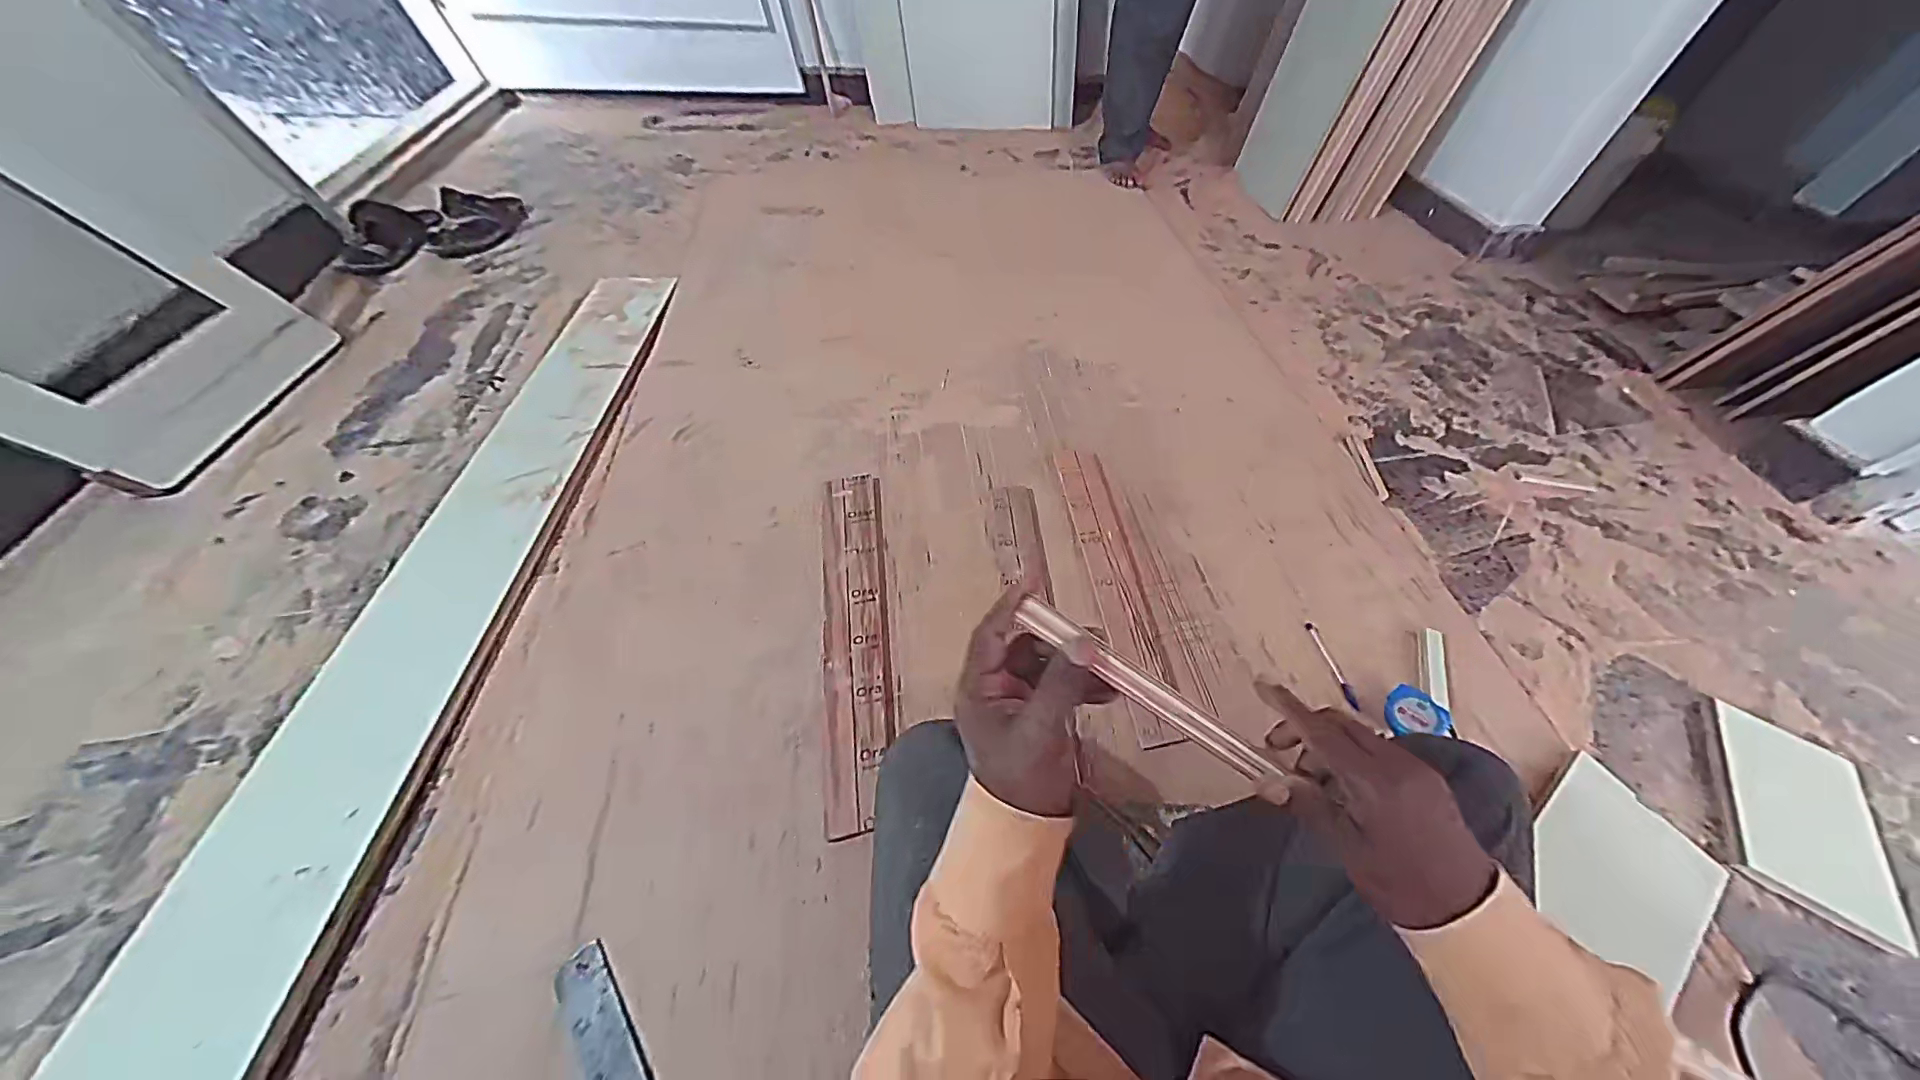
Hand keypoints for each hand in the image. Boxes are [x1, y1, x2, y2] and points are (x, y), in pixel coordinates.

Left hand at [953, 583, 1115, 816]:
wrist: (1027, 826)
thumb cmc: (1021, 780)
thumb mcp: (1041, 730)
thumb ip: (1062, 685)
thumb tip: (1085, 643)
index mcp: (979, 687)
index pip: (991, 634)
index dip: (1011, 606)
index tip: (1034, 582)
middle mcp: (995, 687)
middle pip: (1026, 646)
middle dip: (1061, 643)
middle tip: (1094, 644)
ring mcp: (1018, 698)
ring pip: (1048, 664)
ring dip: (1078, 665)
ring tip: (1110, 674)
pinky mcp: (1039, 710)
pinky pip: (1062, 684)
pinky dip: (1084, 684)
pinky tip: (1108, 692)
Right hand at [1255, 681, 1496, 928]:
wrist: (1470, 912)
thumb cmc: (1404, 886)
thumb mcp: (1346, 847)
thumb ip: (1307, 805)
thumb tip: (1270, 783)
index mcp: (1377, 782)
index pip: (1322, 732)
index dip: (1288, 709)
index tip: (1265, 688)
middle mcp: (1399, 765)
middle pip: (1340, 724)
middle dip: (1304, 729)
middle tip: (1281, 753)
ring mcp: (1416, 769)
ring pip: (1357, 736)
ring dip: (1327, 746)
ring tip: (1314, 783)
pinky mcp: (1425, 778)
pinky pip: (1377, 751)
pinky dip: (1351, 757)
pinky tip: (1342, 788)